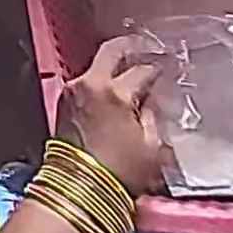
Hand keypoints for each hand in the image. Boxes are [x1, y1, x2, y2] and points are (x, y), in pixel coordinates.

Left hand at [54, 37, 165, 195]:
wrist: (79, 186)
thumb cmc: (121, 172)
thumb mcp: (151, 146)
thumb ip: (153, 114)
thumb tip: (152, 97)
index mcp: (115, 93)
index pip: (142, 70)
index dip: (158, 68)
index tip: (168, 66)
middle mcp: (90, 83)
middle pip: (111, 51)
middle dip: (130, 46)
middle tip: (145, 46)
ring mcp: (73, 89)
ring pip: (96, 65)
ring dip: (113, 65)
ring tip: (131, 69)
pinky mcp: (64, 99)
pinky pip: (87, 81)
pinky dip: (101, 80)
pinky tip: (113, 88)